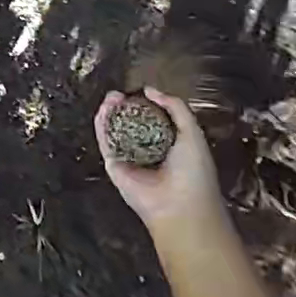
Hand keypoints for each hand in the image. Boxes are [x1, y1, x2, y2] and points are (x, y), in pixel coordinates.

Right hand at [95, 88, 227, 244]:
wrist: (180, 206)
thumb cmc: (194, 171)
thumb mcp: (192, 133)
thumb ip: (176, 107)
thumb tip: (150, 90)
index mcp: (166, 143)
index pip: (150, 118)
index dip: (144, 103)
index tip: (141, 91)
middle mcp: (144, 149)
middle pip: (128, 122)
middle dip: (124, 106)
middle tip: (122, 93)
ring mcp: (127, 156)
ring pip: (113, 128)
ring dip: (111, 110)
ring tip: (113, 96)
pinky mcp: (112, 164)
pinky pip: (104, 139)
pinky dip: (102, 122)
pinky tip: (106, 107)